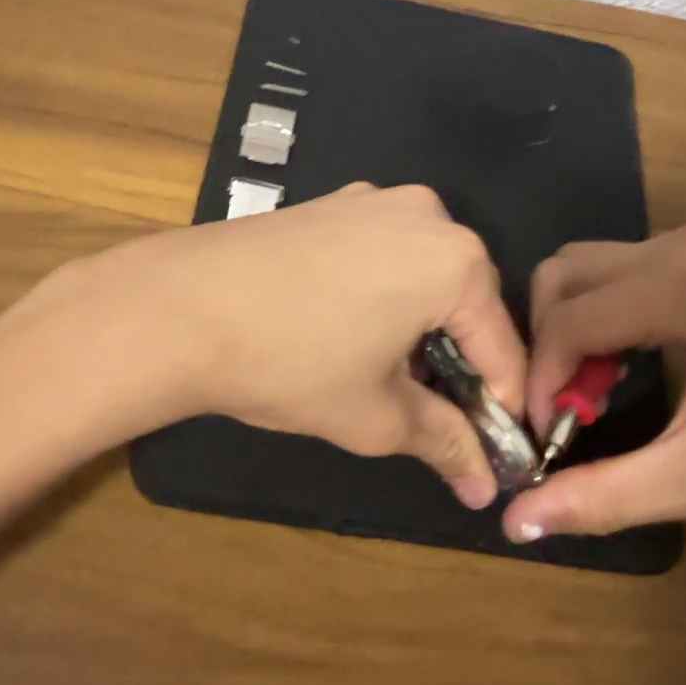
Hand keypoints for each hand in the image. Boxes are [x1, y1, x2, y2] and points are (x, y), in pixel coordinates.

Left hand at [0, 183, 526, 508]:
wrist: (182, 306)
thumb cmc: (292, 362)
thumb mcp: (376, 415)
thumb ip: (444, 442)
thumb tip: (484, 484)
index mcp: (456, 260)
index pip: (502, 346)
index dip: (503, 406)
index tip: (499, 452)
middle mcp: (427, 215)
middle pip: (466, 302)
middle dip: (462, 364)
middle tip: (446, 420)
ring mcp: (376, 200)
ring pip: (424, 274)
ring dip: (424, 327)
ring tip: (397, 379)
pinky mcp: (335, 202)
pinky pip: (385, 252)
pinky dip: (387, 294)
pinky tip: (355, 330)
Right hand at [503, 225, 685, 540]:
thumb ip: (601, 496)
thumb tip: (516, 520)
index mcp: (683, 285)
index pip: (569, 320)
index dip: (542, 379)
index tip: (546, 436)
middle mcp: (678, 245)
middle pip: (563, 274)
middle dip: (545, 340)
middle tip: (561, 404)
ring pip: (583, 268)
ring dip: (568, 325)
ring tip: (587, 389)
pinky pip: (615, 271)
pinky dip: (598, 313)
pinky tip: (621, 364)